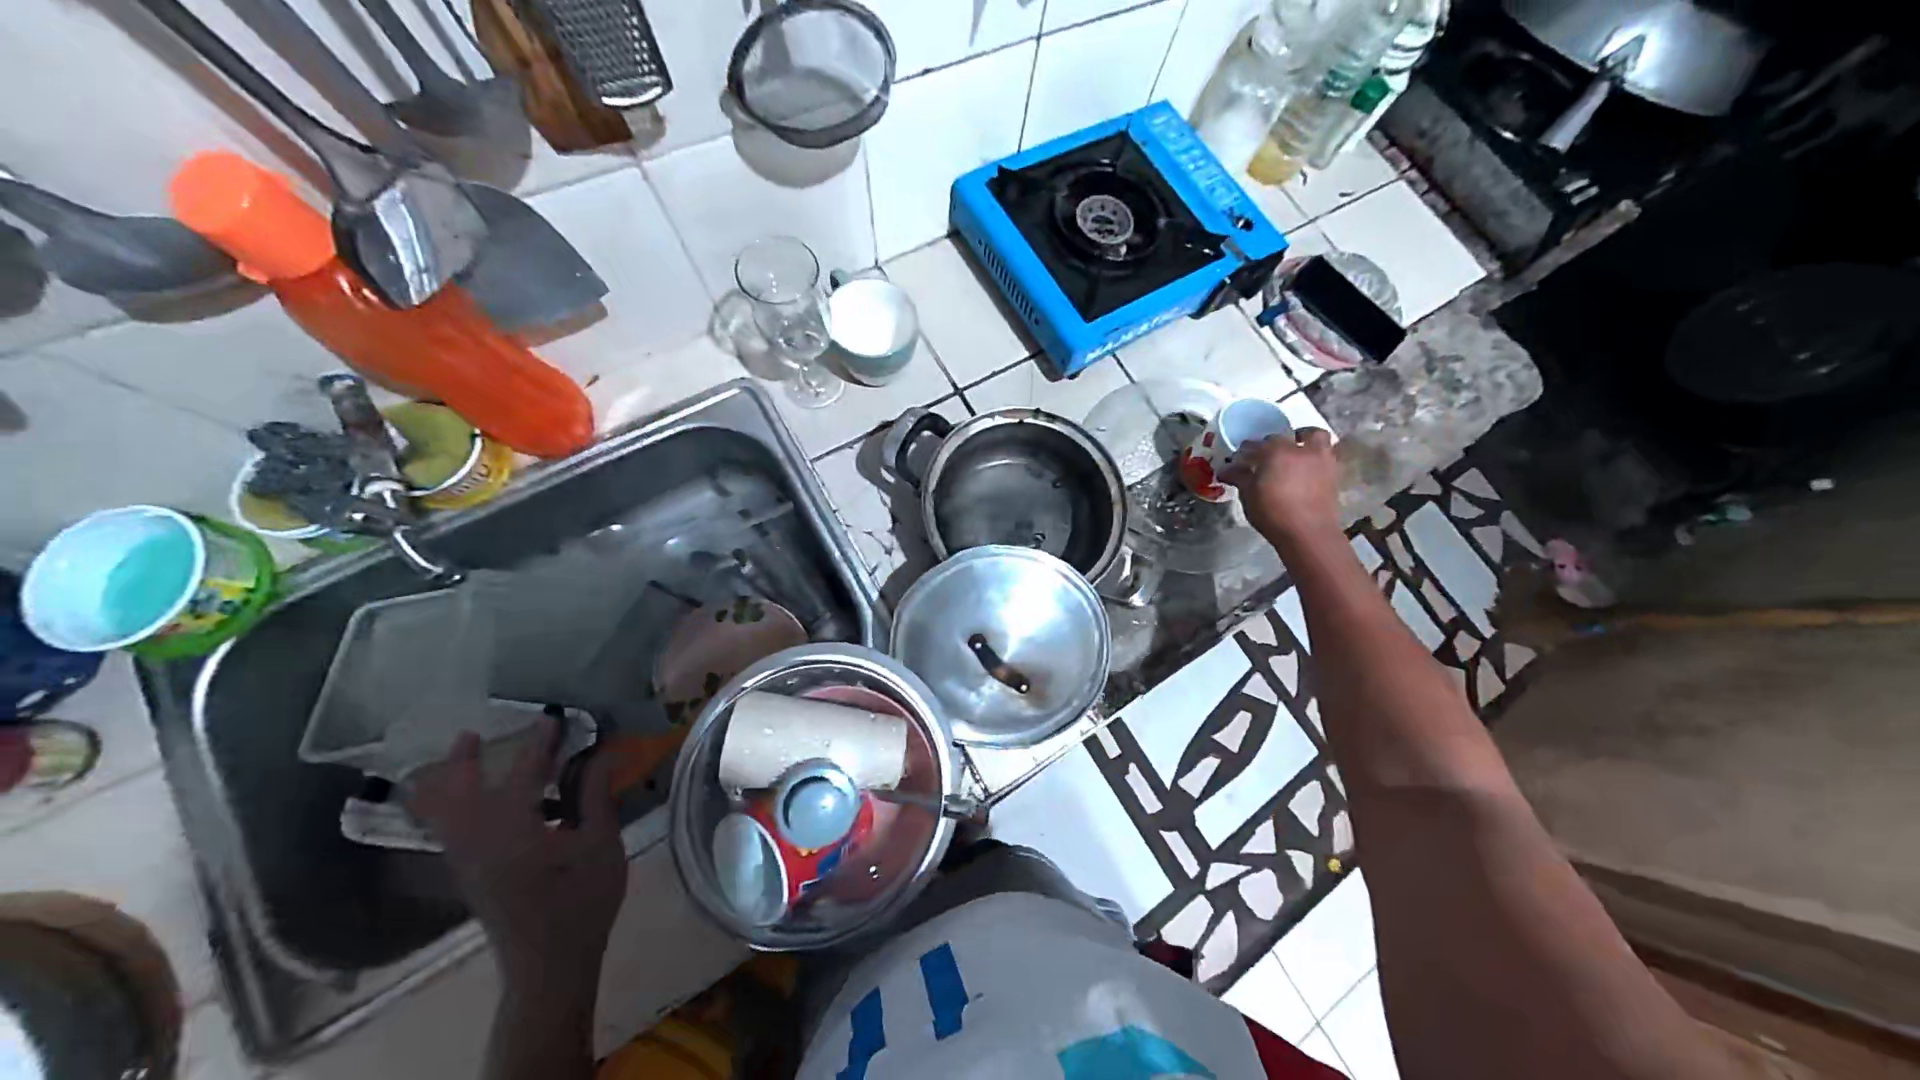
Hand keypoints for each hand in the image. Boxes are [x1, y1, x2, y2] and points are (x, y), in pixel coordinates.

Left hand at [408, 717, 624, 980]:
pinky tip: (469, 804)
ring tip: (458, 761)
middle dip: (461, 763)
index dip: (539, 743)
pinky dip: (450, 807)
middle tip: (471, 735)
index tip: (551, 717)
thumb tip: (599, 754)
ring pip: (443, 815)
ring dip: (448, 784)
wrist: (550, 963)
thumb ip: (594, 797)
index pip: (523, 774)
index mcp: (514, 831)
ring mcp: (467, 862)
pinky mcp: (468, 877)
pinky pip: (448, 831)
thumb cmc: (582, 901)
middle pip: (456, 794)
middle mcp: (479, 842)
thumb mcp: (600, 844)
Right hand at [1224, 427, 1340, 546]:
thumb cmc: (1273, 512)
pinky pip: (1324, 455)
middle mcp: (1301, 449)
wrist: (1308, 533)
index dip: (1245, 451)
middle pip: (1287, 436)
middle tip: (1267, 456)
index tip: (1238, 460)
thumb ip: (1239, 477)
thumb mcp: (1249, 495)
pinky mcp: (1334, 473)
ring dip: (1305, 440)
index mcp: (1276, 451)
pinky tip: (1304, 471)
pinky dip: (1314, 458)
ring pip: (1316, 437)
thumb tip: (1226, 469)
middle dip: (1276, 442)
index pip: (1256, 444)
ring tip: (1295, 454)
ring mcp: (1321, 459)